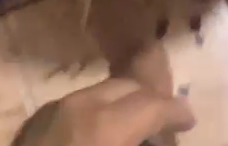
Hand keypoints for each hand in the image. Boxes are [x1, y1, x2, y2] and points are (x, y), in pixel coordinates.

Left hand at [13, 78, 195, 145]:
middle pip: (127, 87)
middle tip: (166, 124)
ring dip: (125, 106)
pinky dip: (100, 113)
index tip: (189, 119)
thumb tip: (159, 140)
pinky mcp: (38, 119)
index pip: (150, 104)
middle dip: (150, 102)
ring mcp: (55, 108)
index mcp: (103, 128)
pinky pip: (80, 104)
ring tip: (136, 130)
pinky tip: (103, 136)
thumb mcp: (112, 144)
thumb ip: (138, 142)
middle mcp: (80, 106)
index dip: (174, 111)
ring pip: (102, 92)